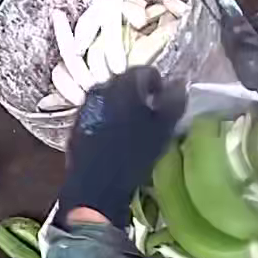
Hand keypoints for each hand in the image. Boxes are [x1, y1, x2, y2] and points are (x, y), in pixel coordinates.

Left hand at [56, 67, 184, 225]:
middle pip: (127, 82)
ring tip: (134, 126)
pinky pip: (98, 110)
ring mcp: (86, 104)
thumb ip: (173, 102)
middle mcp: (102, 86)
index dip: (160, 86)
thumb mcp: (161, 129)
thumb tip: (180, 83)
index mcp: (124, 84)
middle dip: (141, 95)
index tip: (165, 104)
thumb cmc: (133, 155)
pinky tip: (115, 135)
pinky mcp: (77, 121)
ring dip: (124, 105)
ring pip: (111, 96)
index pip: (147, 72)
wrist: (95, 185)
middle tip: (151, 115)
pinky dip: (109, 116)